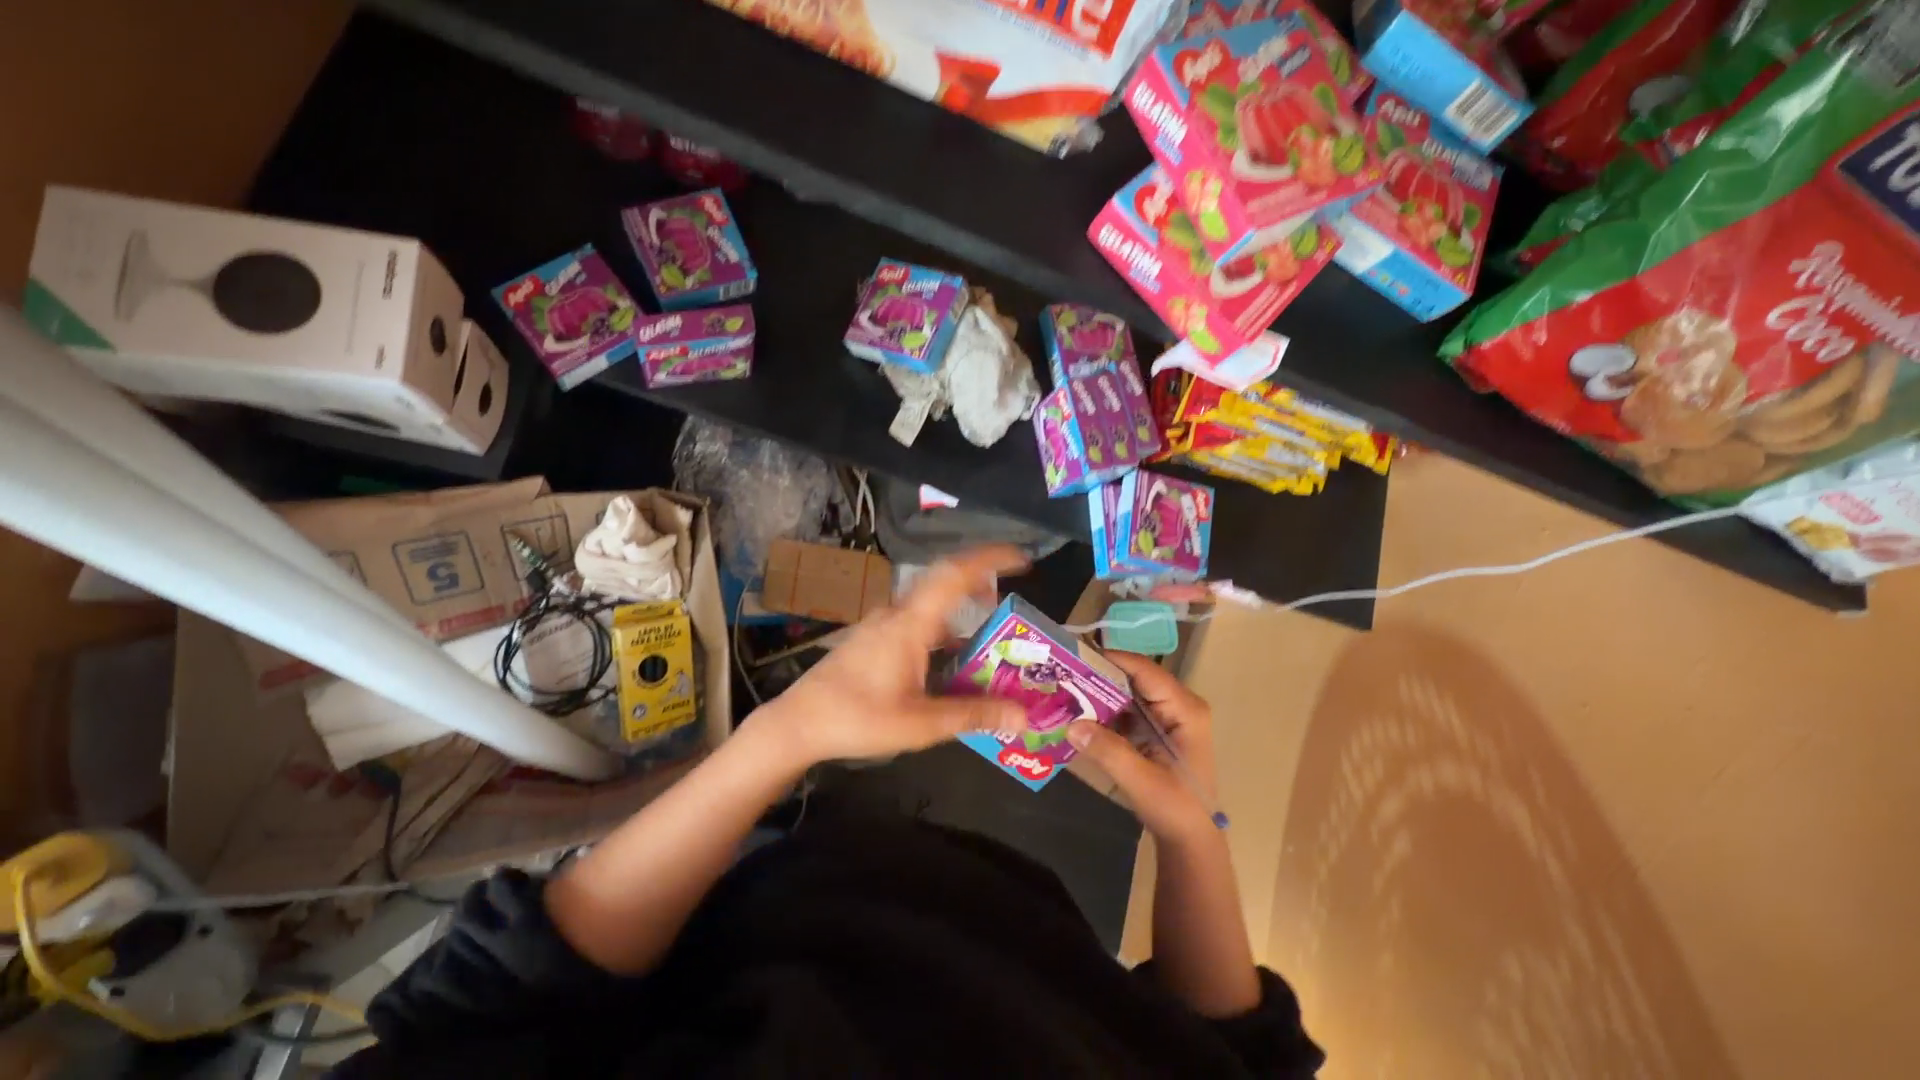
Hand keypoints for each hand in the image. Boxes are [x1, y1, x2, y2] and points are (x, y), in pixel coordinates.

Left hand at [755, 546, 1029, 766]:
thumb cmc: (858, 719)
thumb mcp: (922, 723)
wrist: (798, 724)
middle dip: (978, 584)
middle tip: (1006, 600)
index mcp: (910, 625)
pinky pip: (913, 621)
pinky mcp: (869, 640)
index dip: (989, 560)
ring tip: (985, 631)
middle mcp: (894, 615)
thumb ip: (974, 714)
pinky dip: (939, 629)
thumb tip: (1022, 713)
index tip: (1019, 558)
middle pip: (942, 583)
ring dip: (958, 609)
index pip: (954, 575)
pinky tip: (947, 659)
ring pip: (927, 604)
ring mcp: (878, 625)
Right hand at [1065, 650, 1219, 842]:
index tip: (1074, 654)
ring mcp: (1167, 718)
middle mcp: (1178, 706)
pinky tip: (1076, 714)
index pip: (1145, 670)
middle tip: (1061, 671)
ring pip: (1127, 694)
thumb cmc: (1175, 807)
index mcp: (1185, 710)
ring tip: (1062, 688)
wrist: (1190, 839)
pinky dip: (1103, 712)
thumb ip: (1108, 751)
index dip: (1111, 659)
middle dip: (1098, 675)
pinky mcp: (1155, 731)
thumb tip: (1071, 724)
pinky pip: (1125, 711)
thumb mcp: (1141, 780)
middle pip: (1134, 678)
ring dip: (1097, 693)